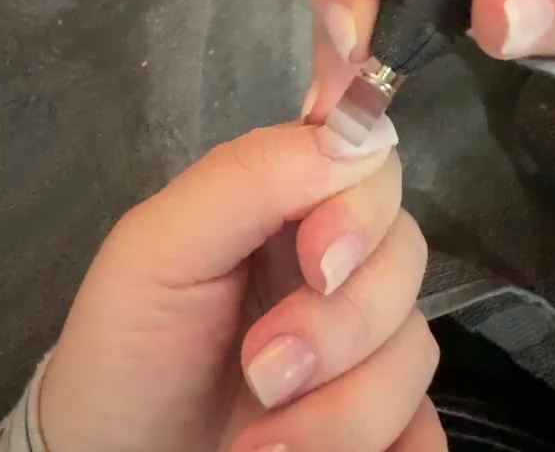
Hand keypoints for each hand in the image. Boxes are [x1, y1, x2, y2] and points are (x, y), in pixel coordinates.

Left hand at [40, 120, 444, 451]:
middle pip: (402, 254)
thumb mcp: (160, 245)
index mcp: (282, 204)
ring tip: (260, 443)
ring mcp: (360, 346)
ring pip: (415, 347)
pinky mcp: (381, 422)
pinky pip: (428, 427)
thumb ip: (247, 177)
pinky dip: (378, 449)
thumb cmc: (126, 345)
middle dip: (338, 322)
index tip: (317, 259)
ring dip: (341, 409)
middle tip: (263, 368)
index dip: (360, 208)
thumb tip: (355, 134)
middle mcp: (330, 262)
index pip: (366, 162)